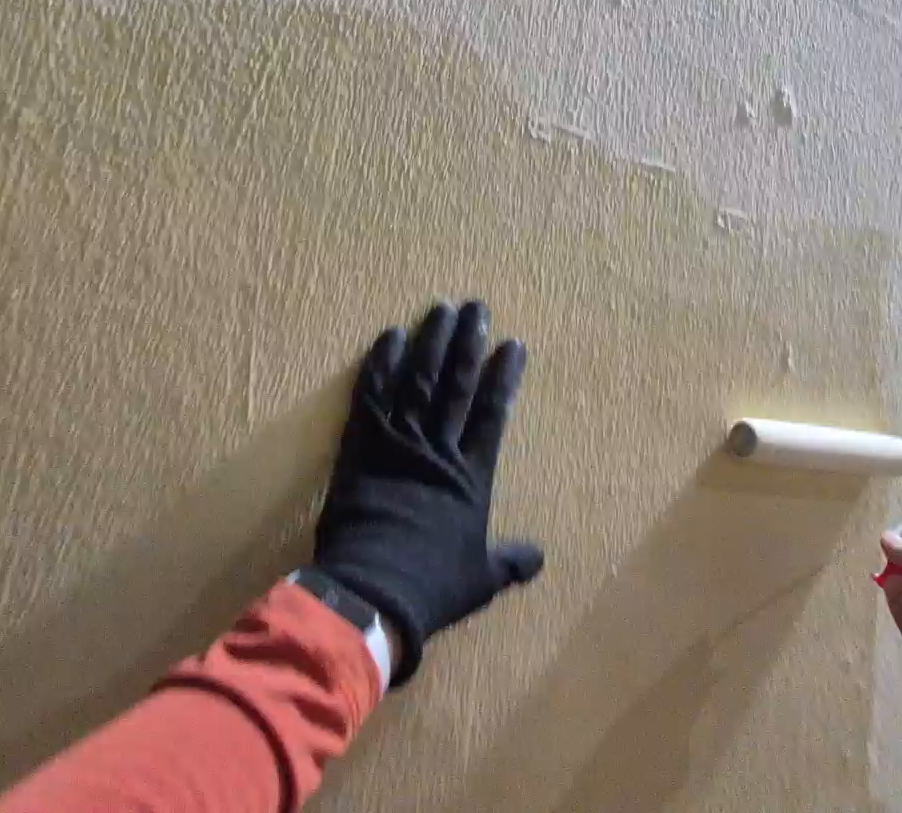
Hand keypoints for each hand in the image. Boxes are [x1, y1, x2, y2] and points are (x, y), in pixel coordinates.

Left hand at [315, 300, 543, 685]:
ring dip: (430, 342)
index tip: (513, 345)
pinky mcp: (361, 446)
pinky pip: (372, 396)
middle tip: (476, 307)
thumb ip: (510, 562)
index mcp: (471, 476)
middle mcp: (437, 449)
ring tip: (440, 308)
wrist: (373, 594)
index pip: (493, 413)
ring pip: (419, 381)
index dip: (503, 377)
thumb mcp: (481, 579)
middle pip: (456, 385)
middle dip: (468, 343)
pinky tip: (390, 336)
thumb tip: (540, 558)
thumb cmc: (432, 587)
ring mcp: (397, 443)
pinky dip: (380, 364)